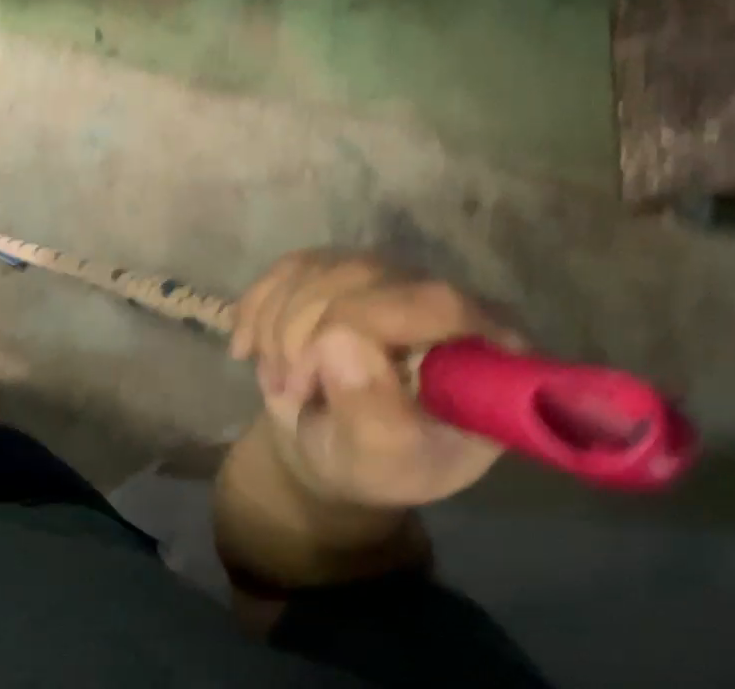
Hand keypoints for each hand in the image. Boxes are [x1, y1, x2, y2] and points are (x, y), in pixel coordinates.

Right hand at [231, 251, 519, 507]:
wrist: (327, 447)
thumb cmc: (372, 465)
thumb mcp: (382, 460)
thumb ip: (373, 411)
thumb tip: (338, 344)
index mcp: (483, 345)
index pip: (428, 302)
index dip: (354, 328)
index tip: (307, 383)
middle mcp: (440, 297)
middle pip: (357, 279)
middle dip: (301, 337)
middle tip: (288, 390)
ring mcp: (384, 278)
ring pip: (313, 271)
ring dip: (275, 330)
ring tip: (279, 379)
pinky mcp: (334, 271)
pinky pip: (284, 269)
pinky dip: (255, 311)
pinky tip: (251, 348)